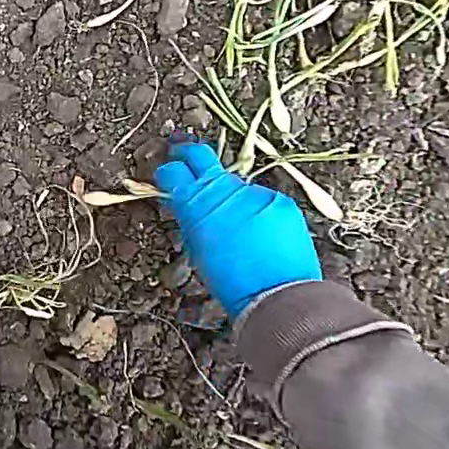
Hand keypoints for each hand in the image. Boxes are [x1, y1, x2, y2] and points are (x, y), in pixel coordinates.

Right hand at [153, 140, 321, 314]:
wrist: (277, 296)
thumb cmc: (231, 283)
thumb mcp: (198, 252)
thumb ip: (191, 222)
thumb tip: (187, 207)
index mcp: (195, 205)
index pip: (173, 170)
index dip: (169, 171)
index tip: (169, 174)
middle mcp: (223, 190)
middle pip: (200, 155)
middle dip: (189, 153)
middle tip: (184, 155)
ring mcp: (253, 192)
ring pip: (235, 185)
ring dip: (231, 196)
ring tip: (237, 225)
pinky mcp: (279, 200)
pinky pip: (262, 199)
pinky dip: (258, 210)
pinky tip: (261, 233)